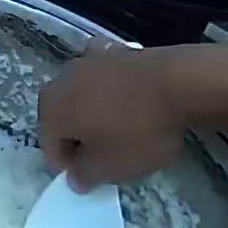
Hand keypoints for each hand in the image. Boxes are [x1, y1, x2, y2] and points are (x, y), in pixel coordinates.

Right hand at [38, 40, 211, 190]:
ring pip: (78, 93)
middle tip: (108, 152)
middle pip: (61, 118)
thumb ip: (86, 175)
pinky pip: (99, 70)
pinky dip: (105, 80)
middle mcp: (57, 83)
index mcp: (51, 112)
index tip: (96, 177)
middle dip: (77, 136)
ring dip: (90, 109)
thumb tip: (73, 177)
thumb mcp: (114, 166)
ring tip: (121, 123)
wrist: (176, 82)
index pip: (51, 148)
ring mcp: (81, 62)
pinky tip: (122, 88)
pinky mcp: (106, 49)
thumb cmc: (140, 129)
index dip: (71, 167)